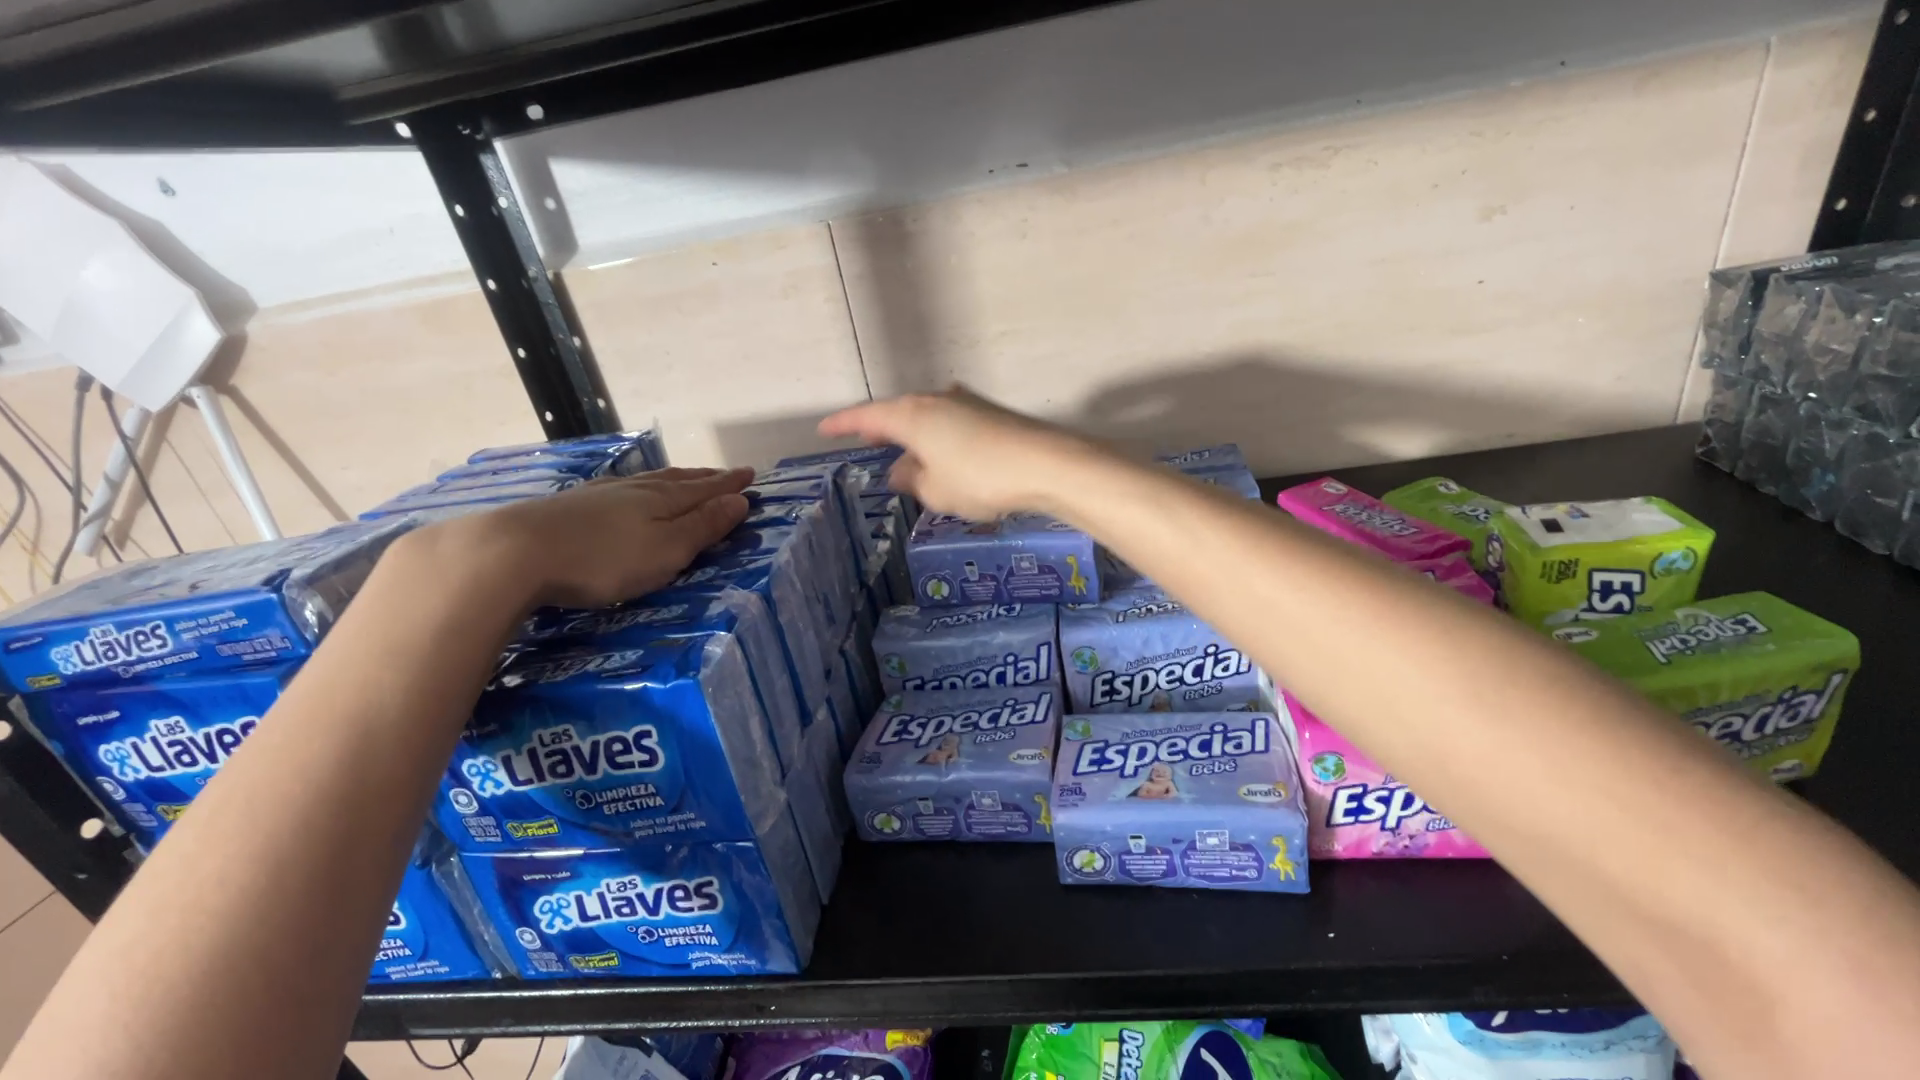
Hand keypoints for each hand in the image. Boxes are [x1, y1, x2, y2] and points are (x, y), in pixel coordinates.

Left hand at [421, 466, 752, 608]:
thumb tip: (739, 500)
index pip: (704, 489)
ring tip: (685, 478)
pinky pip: (619, 490)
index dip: (728, 484)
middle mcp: (633, 491)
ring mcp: (597, 496)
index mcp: (661, 501)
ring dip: (671, 480)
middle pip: (676, 480)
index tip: (751, 475)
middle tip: (725, 475)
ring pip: (646, 483)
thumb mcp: (665, 550)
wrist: (515, 552)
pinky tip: (627, 492)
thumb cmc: (602, 559)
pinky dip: (637, 489)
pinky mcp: (569, 508)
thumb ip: (702, 526)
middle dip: (704, 479)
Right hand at [818, 387, 1105, 519]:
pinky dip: (937, 437)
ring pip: (927, 416)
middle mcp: (935, 400)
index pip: (866, 417)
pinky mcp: (990, 414)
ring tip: (905, 452)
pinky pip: (950, 423)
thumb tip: (902, 469)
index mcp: (911, 416)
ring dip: (912, 433)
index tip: (824, 429)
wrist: (1045, 464)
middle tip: (866, 439)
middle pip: (899, 412)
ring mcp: (965, 403)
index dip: (843, 424)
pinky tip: (943, 454)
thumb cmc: (979, 479)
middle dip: (881, 427)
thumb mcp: (935, 491)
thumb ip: (912, 479)